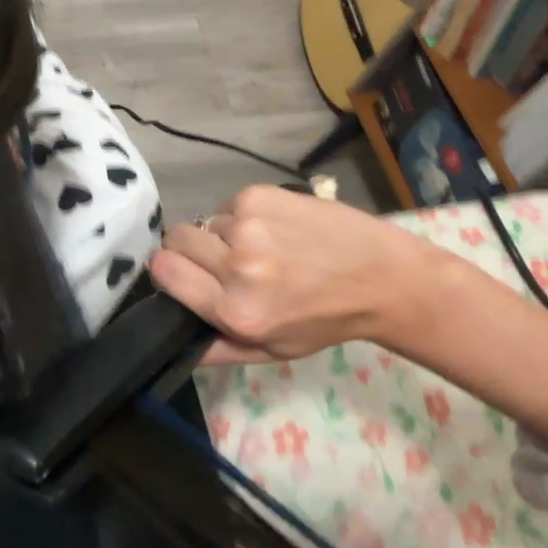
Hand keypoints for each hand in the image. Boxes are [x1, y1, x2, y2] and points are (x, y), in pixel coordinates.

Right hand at [150, 186, 435, 363]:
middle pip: (175, 241)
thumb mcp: (272, 351)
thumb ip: (216, 350)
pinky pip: (227, 204)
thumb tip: (170, 339)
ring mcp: (247, 225)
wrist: (382, 277)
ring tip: (258, 248)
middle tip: (220, 262)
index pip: (164, 271)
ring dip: (220, 235)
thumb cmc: (325, 320)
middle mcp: (237, 266)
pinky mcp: (259, 196)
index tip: (185, 275)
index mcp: (236, 311)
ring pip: (204, 223)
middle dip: (189, 250)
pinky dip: (241, 216)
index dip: (168, 271)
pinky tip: (272, 230)